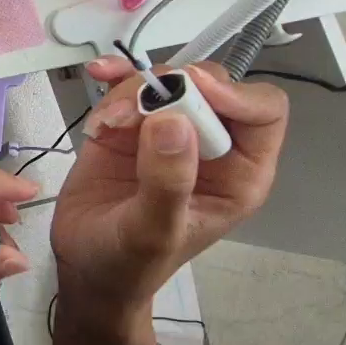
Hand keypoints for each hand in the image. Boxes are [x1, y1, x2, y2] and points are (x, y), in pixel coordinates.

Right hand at [50, 59, 288, 320]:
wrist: (84, 267)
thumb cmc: (128, 263)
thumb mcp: (152, 231)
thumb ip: (167, 181)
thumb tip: (173, 121)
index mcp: (237, 174)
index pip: (261, 113)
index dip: (232, 94)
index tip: (186, 90)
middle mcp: (208, 147)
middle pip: (209, 87)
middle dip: (169, 89)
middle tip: (127, 113)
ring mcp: (165, 134)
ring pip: (165, 82)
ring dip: (131, 89)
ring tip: (104, 122)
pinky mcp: (127, 128)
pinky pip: (128, 88)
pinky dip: (112, 78)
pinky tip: (97, 77)